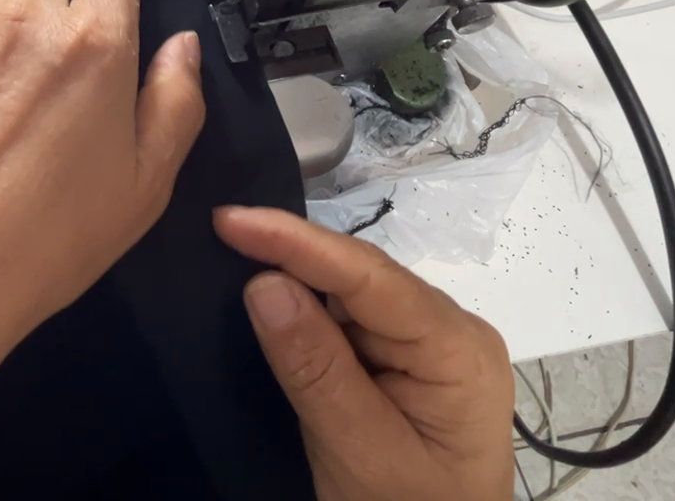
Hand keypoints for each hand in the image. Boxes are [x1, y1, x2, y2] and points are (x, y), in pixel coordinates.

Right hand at [215, 206, 514, 500]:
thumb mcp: (360, 454)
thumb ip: (315, 369)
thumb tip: (262, 282)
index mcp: (456, 348)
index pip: (368, 275)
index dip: (295, 240)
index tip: (229, 220)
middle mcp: (445, 327)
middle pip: (354, 272)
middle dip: (287, 250)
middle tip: (219, 228)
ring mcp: (422, 338)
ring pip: (342, 287)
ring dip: (288, 274)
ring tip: (231, 248)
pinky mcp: (396, 353)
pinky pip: (339, 313)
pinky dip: (299, 306)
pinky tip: (266, 291)